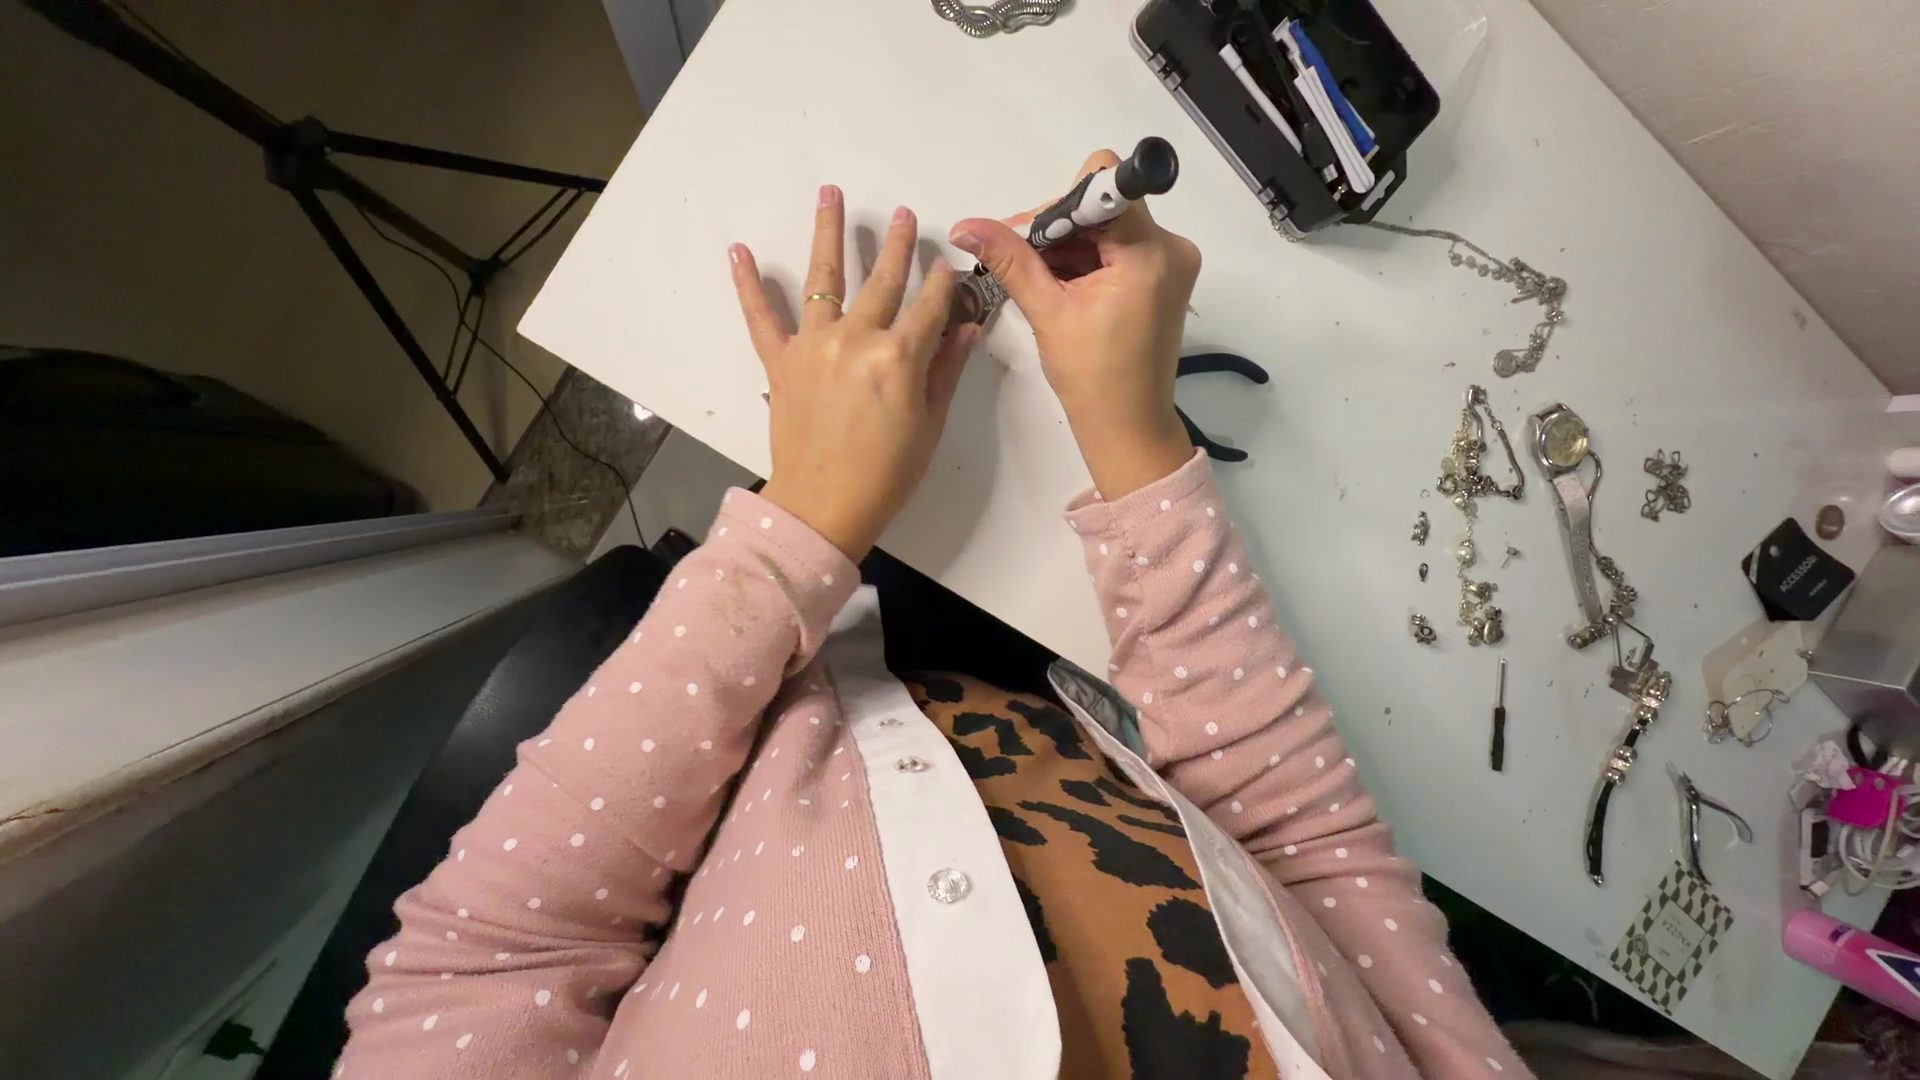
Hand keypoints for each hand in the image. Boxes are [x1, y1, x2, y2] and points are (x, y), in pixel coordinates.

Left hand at [730, 186, 979, 560]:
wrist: (824, 508)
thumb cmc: (887, 474)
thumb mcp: (929, 425)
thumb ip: (945, 371)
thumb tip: (966, 329)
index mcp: (900, 357)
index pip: (930, 307)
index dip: (943, 285)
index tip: (948, 265)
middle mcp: (856, 339)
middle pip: (882, 281)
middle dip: (896, 245)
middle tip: (902, 214)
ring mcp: (813, 346)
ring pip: (823, 279)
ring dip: (827, 233)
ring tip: (830, 193)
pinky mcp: (780, 362)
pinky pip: (760, 318)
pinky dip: (748, 284)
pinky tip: (739, 250)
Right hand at [950, 150, 1201, 498]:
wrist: (1127, 425)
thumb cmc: (1091, 379)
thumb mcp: (1047, 313)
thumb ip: (1010, 261)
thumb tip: (966, 225)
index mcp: (1149, 252)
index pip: (1101, 184)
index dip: (1058, 205)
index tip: (1030, 239)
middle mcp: (1171, 246)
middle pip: (1103, 205)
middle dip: (1057, 230)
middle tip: (1022, 265)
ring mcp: (1171, 262)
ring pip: (1107, 228)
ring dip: (1068, 248)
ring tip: (1042, 286)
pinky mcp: (1163, 278)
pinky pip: (1118, 250)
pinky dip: (1086, 262)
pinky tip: (1062, 290)